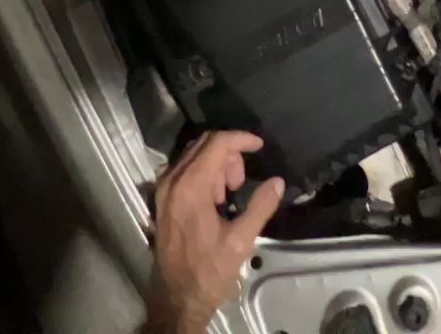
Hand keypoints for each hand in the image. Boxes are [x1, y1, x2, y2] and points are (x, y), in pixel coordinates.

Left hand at [144, 131, 284, 333]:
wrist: (176, 302)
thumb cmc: (208, 272)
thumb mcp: (240, 242)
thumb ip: (260, 207)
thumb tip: (277, 181)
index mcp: (190, 188)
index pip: (217, 143)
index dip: (241, 139)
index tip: (260, 146)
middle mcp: (172, 182)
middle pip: (205, 144)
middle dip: (230, 154)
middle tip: (242, 181)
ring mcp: (163, 190)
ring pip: (194, 154)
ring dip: (217, 163)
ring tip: (229, 192)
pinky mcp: (162, 200)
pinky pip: (184, 168)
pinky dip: (203, 171)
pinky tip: (214, 196)